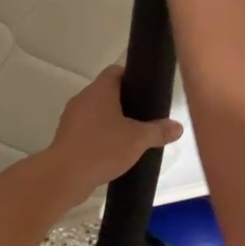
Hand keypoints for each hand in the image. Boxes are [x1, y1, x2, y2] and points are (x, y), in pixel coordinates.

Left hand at [48, 66, 183, 188]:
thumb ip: (159, 131)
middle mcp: (82, 98)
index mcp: (98, 90)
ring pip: (96, 111)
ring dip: (112, 120)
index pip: (115, 71)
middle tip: (146, 116)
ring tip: (133, 135)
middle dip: (126, 102)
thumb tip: (177, 126)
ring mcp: (72, 117)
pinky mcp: (67, 135)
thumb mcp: (138, 139)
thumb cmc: (103, 147)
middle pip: (106, 92)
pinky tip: (114, 150)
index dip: (132, 77)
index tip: (146, 91)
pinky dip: (100, 134)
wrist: (66, 174)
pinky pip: (88, 128)